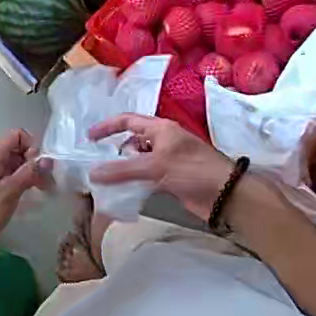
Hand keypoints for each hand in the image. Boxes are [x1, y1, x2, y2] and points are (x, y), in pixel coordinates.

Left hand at [0, 129, 46, 270]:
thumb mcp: (9, 193)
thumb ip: (29, 173)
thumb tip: (48, 158)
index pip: (17, 134)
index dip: (32, 146)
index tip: (38, 167)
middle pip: (16, 148)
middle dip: (34, 161)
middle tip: (47, 183)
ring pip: (13, 163)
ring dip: (28, 173)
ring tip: (42, 191)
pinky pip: (6, 176)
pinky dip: (19, 182)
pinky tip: (26, 196)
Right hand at [88, 114, 235, 222]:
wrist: (225, 195)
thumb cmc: (193, 170)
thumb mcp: (156, 166)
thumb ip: (123, 170)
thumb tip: (93, 172)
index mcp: (161, 129)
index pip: (129, 121)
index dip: (109, 126)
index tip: (90, 137)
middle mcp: (163, 141)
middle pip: (132, 141)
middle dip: (115, 151)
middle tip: (96, 164)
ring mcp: (167, 161)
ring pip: (138, 161)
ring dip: (124, 170)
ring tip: (105, 180)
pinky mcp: (171, 179)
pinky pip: (145, 178)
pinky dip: (134, 183)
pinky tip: (123, 192)